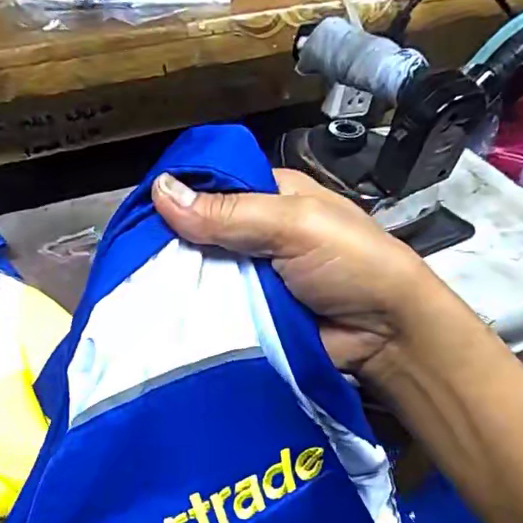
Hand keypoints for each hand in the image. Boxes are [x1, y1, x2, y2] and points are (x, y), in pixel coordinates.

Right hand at [153, 168, 448, 371]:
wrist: (388, 334)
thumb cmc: (355, 264)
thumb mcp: (297, 224)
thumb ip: (233, 212)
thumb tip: (161, 191)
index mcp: (276, 199)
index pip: (215, 188)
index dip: (181, 197)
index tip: (140, 212)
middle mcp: (263, 237)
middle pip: (205, 236)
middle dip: (177, 248)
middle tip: (134, 259)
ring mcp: (259, 282)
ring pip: (208, 278)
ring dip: (185, 286)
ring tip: (143, 291)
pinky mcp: (258, 320)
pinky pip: (220, 317)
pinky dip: (202, 318)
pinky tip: (167, 320)